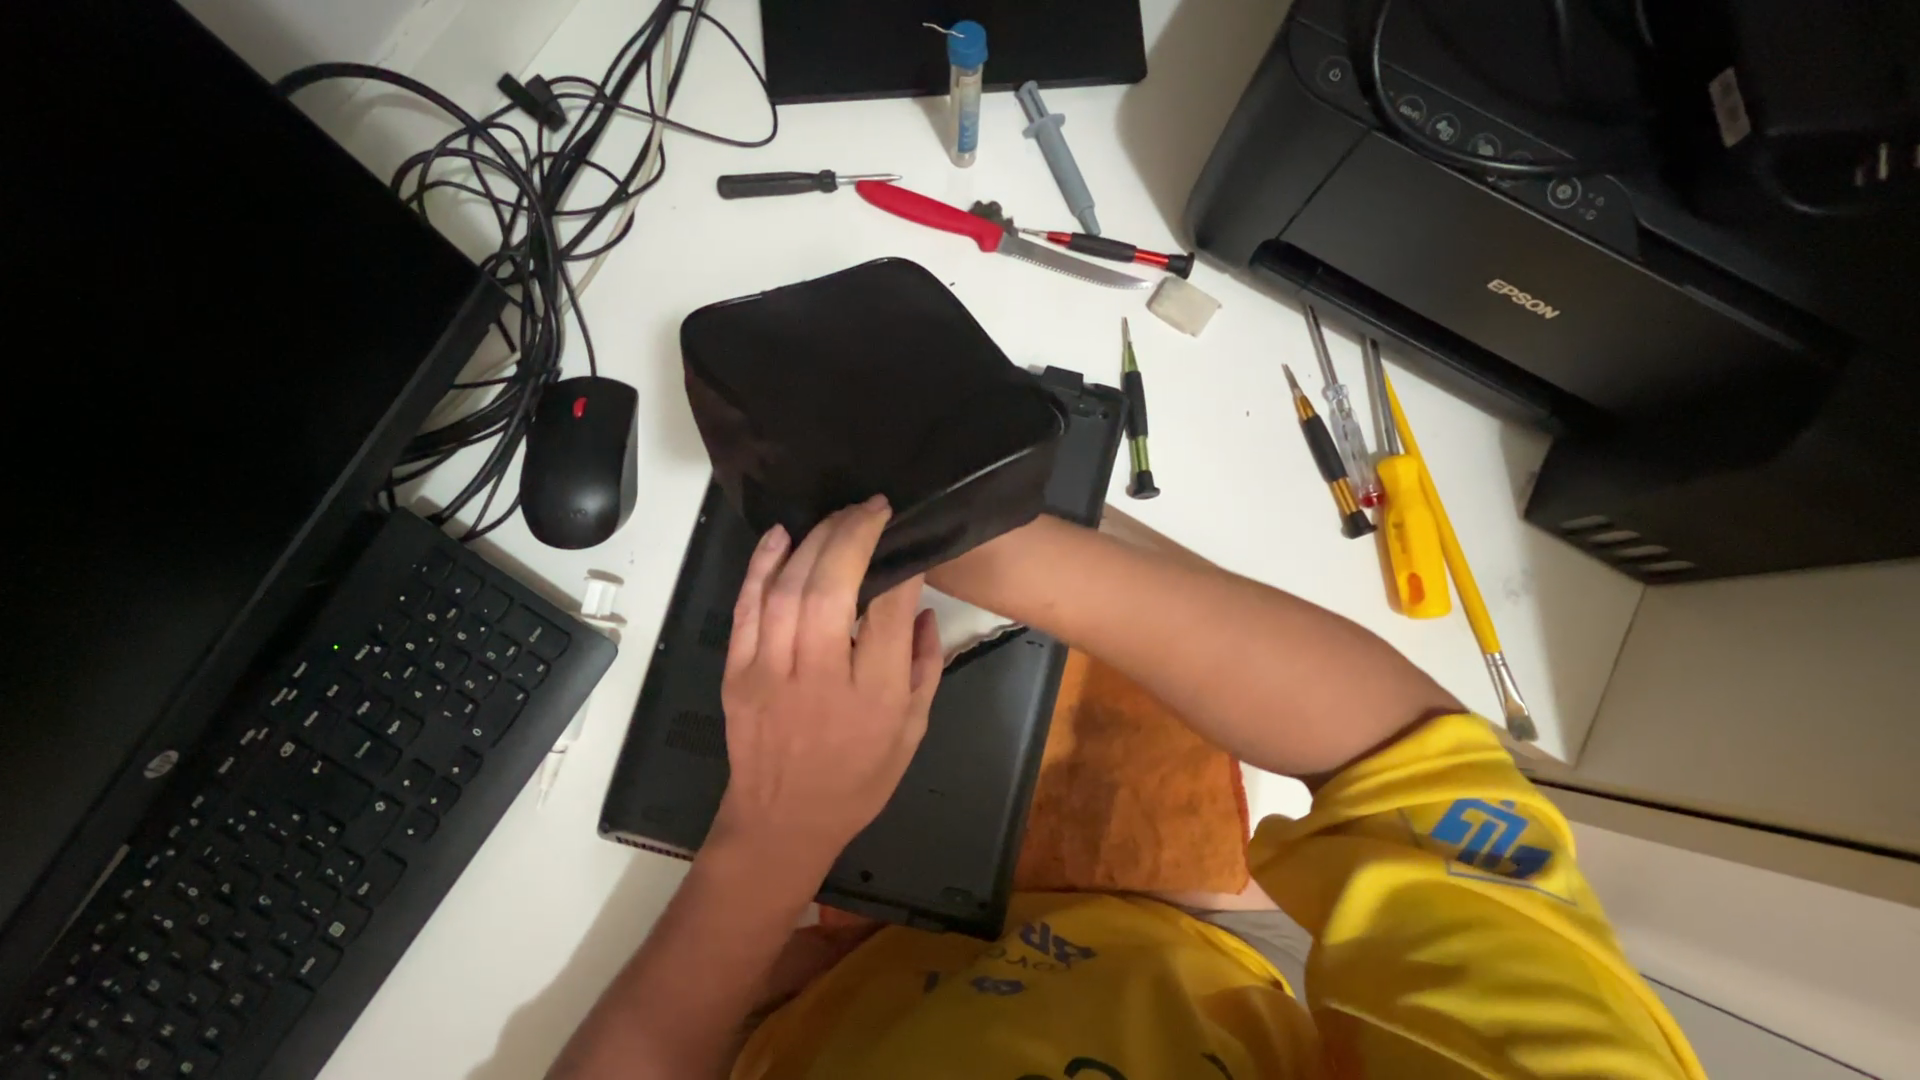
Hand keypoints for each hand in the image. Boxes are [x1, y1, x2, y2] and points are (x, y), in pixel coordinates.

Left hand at [713, 496, 942, 869]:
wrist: (781, 822)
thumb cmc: (856, 781)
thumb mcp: (912, 734)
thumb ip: (924, 667)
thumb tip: (922, 609)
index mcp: (872, 696)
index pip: (887, 611)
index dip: (900, 567)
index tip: (907, 542)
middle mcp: (820, 677)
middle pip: (832, 586)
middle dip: (854, 534)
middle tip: (873, 507)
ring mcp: (770, 671)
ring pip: (788, 588)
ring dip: (815, 540)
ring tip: (840, 514)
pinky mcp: (737, 671)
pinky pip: (747, 607)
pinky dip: (761, 565)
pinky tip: (781, 535)